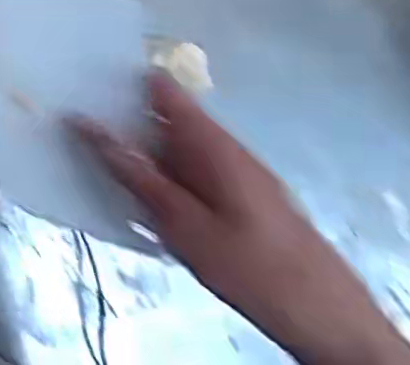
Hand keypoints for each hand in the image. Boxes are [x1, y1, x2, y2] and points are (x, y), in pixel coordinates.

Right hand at [70, 75, 409, 364]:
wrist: (336, 330)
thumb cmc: (254, 268)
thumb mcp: (180, 221)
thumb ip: (132, 171)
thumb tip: (83, 121)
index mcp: (210, 141)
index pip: (160, 87)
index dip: (121, 78)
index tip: (80, 84)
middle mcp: (224, 149)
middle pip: (163, 118)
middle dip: (121, 121)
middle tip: (73, 130)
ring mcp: (235, 176)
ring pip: (173, 150)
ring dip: (140, 156)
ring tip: (97, 167)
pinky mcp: (241, 203)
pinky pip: (189, 176)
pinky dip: (161, 180)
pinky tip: (142, 206)